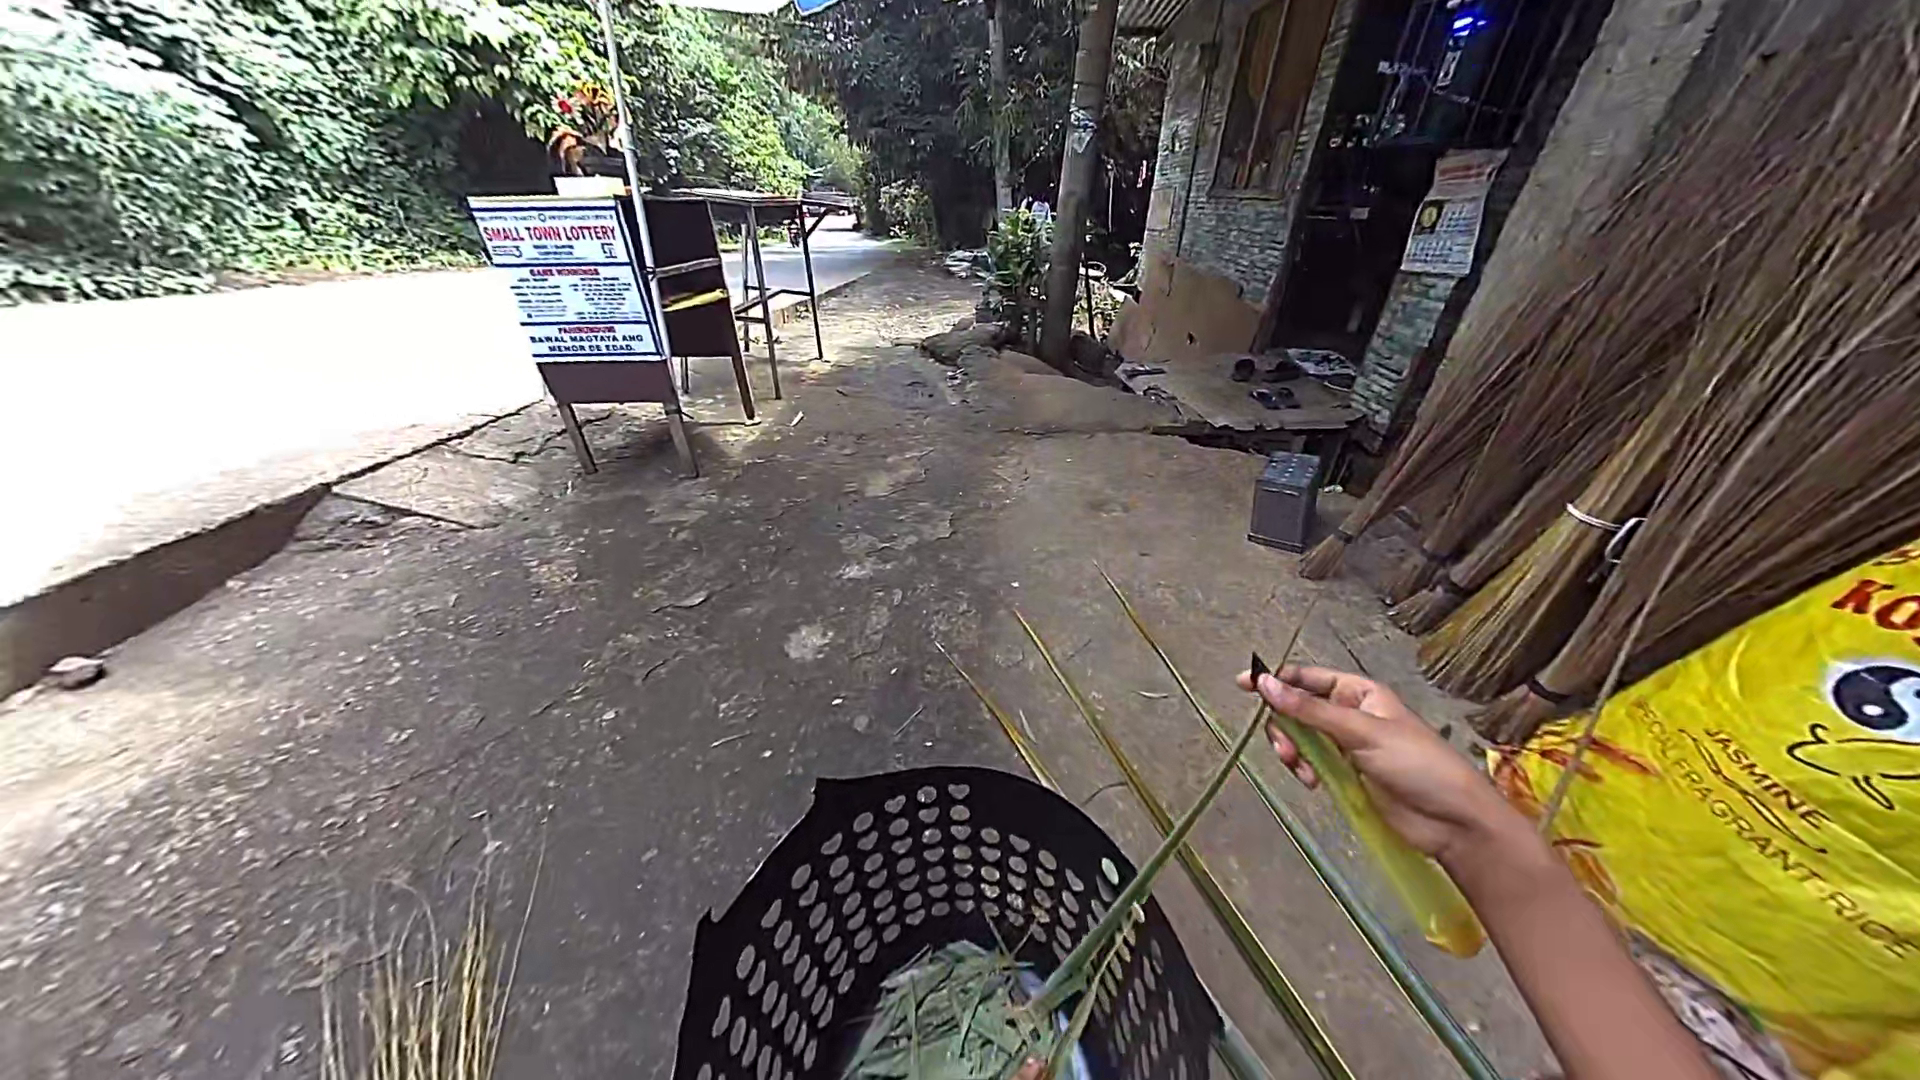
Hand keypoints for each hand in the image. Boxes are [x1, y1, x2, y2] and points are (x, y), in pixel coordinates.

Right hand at [1236, 665, 1526, 865]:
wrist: (1455, 824)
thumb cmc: (1418, 766)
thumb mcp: (1360, 732)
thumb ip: (1308, 709)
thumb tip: (1263, 682)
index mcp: (1357, 693)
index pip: (1306, 677)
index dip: (1275, 679)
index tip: (1244, 685)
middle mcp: (1347, 713)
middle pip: (1295, 708)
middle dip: (1283, 726)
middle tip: (1284, 748)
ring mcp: (1344, 744)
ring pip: (1297, 736)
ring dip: (1291, 750)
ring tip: (1300, 769)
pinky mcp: (1343, 771)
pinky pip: (1307, 761)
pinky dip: (1302, 768)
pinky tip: (1313, 782)